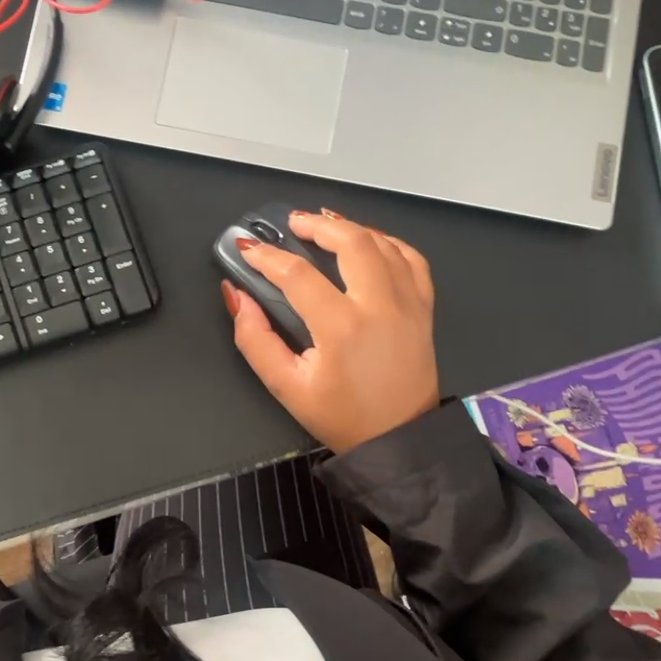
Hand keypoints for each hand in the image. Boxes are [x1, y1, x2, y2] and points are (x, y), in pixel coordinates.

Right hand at [224, 209, 439, 452]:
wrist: (398, 438)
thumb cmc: (340, 416)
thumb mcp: (286, 386)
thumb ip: (255, 340)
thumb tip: (237, 298)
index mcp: (341, 327)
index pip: (297, 275)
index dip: (267, 257)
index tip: (248, 249)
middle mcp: (380, 306)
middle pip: (350, 242)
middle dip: (316, 225)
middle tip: (292, 222)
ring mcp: (408, 303)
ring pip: (383, 243)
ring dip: (351, 227)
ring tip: (325, 223)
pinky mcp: (424, 308)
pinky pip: (411, 258)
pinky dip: (388, 242)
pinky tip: (369, 241)